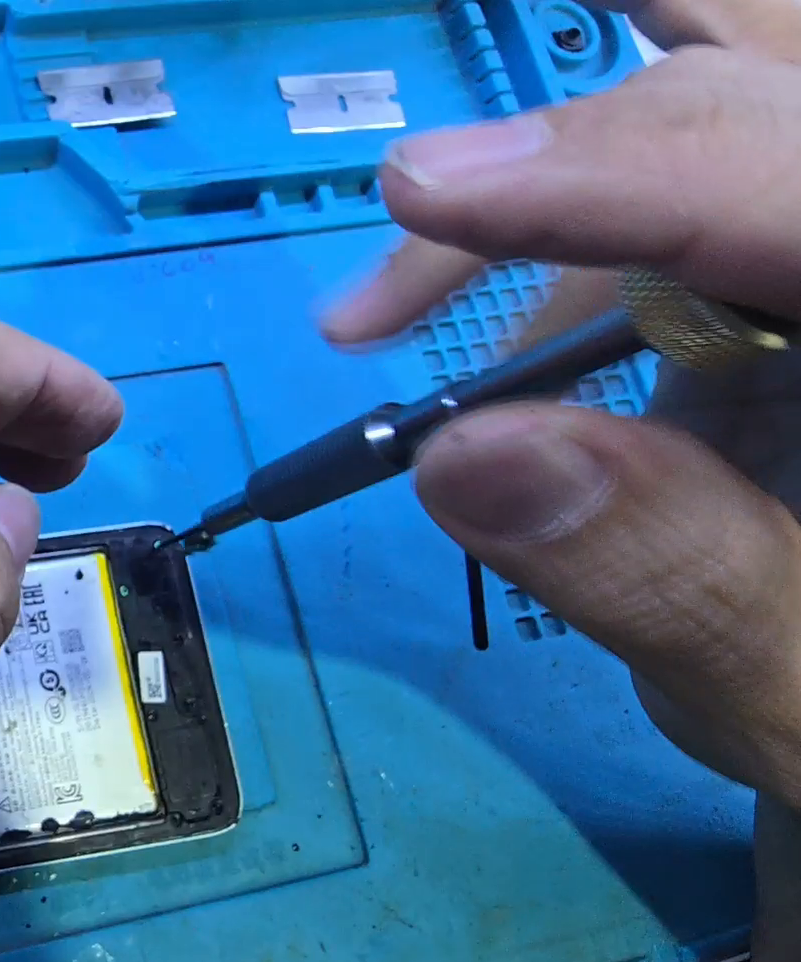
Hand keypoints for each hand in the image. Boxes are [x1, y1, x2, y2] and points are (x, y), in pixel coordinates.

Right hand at [318, 3, 800, 961]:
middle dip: (592, 121)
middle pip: (782, 80)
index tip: (423, 187)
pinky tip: (500, 363)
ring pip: (720, 122)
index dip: (622, 174)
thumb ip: (666, 575)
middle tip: (428, 179)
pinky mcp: (781, 283)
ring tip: (394, 332)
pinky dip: (553, 256)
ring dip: (533, 217)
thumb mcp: (800, 689)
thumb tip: (464, 457)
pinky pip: (679, 200)